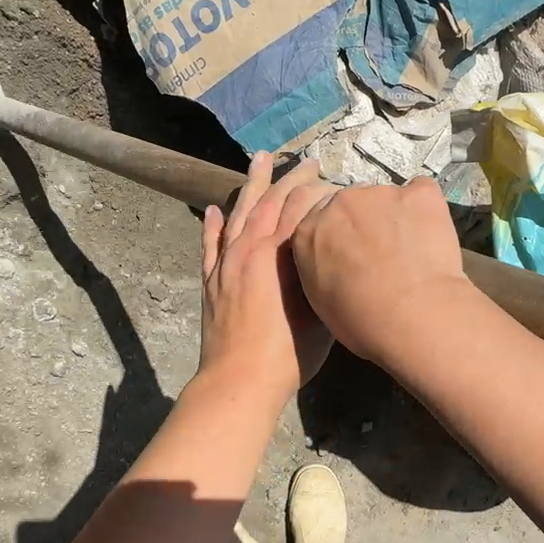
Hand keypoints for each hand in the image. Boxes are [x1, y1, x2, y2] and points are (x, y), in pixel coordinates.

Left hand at [196, 152, 337, 398]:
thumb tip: (329, 254)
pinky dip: (214, 224)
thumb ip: (321, 279)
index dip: (316, 190)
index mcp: (277, 254)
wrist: (239, 382)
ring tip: (260, 159)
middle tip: (308, 161)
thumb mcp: (319, 316)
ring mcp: (225, 265)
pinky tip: (216, 209)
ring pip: (238, 214)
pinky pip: (210, 244)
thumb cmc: (287, 356)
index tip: (333, 179)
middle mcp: (248, 250)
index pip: (298, 206)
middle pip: (269, 202)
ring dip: (252, 185)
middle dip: (290, 179)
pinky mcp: (211, 283)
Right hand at [289, 177, 470, 361]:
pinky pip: (422, 193)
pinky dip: (426, 211)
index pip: (318, 224)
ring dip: (395, 218)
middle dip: (364, 224)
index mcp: (308, 232)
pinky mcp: (419, 193)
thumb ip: (321, 270)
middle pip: (351, 205)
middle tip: (383, 257)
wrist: (413, 316)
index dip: (338, 241)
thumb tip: (337, 265)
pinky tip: (431, 238)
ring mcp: (380, 193)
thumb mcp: (322, 302)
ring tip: (411, 253)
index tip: (353, 259)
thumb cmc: (363, 323)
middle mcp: (339, 203)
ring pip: (386, 199)